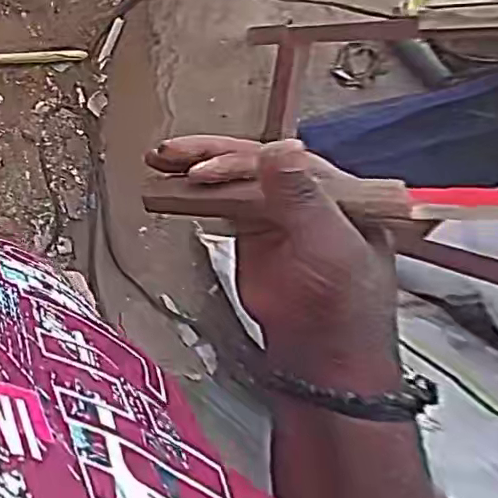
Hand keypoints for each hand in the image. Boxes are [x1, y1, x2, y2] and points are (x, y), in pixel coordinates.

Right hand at [146, 136, 400, 389]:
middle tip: (168, 152)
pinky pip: (218, 199)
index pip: (279, 160)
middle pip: (249, 162)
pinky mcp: (249, 226)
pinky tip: (170, 184)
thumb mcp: (325, 245)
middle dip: (205, 155)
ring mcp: (274, 211)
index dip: (235, 160)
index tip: (200, 171)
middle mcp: (305, 195)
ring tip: (158, 159)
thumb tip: (282, 148)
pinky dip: (191, 190)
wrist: (318, 350)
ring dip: (192, 166)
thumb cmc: (339, 304)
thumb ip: (301, 197)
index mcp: (337, 193)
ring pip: (229, 177)